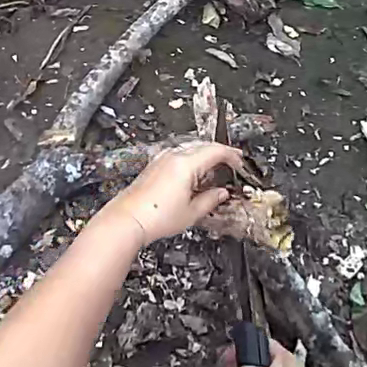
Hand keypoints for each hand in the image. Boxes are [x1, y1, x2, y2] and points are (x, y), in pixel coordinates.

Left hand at [100, 142, 241, 244]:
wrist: (127, 220)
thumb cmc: (155, 217)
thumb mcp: (192, 213)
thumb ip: (211, 200)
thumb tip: (221, 193)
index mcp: (186, 164)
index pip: (216, 151)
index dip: (232, 155)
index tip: (240, 161)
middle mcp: (173, 157)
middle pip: (203, 146)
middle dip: (219, 154)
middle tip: (231, 164)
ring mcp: (162, 160)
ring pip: (190, 149)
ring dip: (205, 156)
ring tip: (213, 172)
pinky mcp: (154, 166)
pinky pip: (178, 156)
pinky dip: (191, 161)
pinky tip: (193, 176)